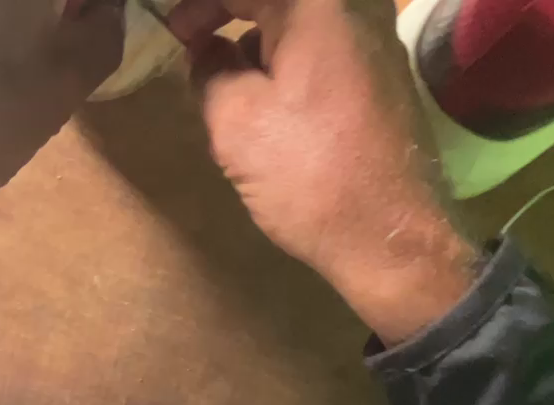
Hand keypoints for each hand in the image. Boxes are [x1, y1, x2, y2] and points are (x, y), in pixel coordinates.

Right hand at [169, 0, 477, 342]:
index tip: (171, 29)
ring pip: (297, 27)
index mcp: (318, 4)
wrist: (382, 232)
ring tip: (223, 84)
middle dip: (228, 20)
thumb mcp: (235, 122)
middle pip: (277, 4)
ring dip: (256, 44)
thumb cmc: (305, 173)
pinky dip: (284, 65)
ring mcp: (373, 43)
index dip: (199, 5)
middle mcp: (354, 9)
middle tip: (193, 48)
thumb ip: (210, 73)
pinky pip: (318, 53)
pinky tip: (264, 104)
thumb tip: (206, 52)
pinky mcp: (378, 80)